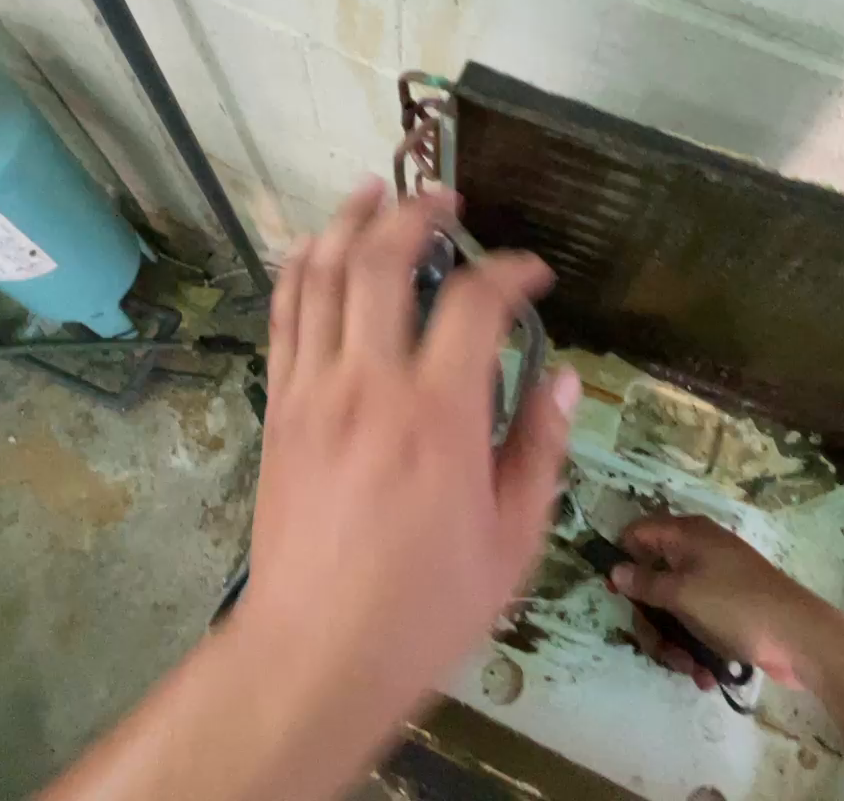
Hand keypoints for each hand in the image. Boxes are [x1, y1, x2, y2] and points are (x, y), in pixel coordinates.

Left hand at [237, 181, 581, 723]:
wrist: (316, 651)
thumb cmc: (425, 603)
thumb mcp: (513, 538)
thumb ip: (539, 447)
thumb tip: (565, 377)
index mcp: (438, 413)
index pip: (477, 303)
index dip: (511, 270)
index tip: (533, 272)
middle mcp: (369, 382)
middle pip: (382, 261)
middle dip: (417, 214)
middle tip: (446, 199)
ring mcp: (313, 388)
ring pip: (320, 274)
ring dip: (348, 222)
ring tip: (374, 192)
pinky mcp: (279, 405)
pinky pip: (284, 317)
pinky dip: (299, 269)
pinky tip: (315, 246)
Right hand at [611, 513, 833, 691]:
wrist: (801, 638)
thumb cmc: (736, 605)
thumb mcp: (682, 594)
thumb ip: (644, 583)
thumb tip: (615, 569)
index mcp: (686, 535)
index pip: (638, 533)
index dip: (622, 559)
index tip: (616, 592)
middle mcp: (698, 551)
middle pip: (653, 578)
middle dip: (651, 618)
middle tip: (657, 645)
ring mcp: (714, 580)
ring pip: (673, 606)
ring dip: (673, 641)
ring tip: (688, 668)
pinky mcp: (728, 608)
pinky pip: (697, 622)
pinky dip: (695, 645)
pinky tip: (704, 672)